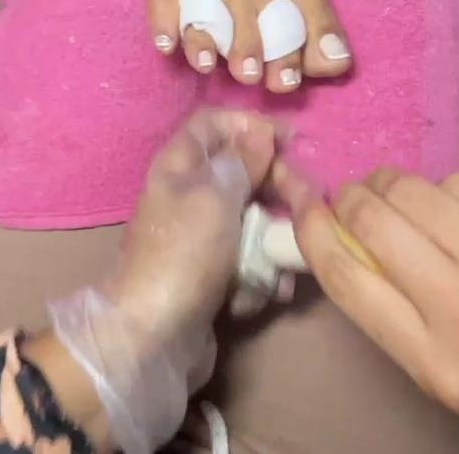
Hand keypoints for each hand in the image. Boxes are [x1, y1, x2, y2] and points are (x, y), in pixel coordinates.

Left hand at [43, 109, 279, 453]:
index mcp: (179, 164)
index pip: (213, 123)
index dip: (250, 125)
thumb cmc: (184, 252)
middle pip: (240, 171)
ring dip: (274, 240)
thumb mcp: (214, 195)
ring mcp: (201, 238)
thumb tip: (260, 132)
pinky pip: (248, 263)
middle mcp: (189, 195)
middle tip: (305, 202)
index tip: (290, 141)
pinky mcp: (213, 276)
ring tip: (287, 260)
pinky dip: (261, 276)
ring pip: (252, 221)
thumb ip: (241, 161)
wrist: (153, 335)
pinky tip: (271, 292)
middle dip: (276, 186)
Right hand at [283, 167, 458, 453]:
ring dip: (401, 186)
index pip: (342, 274)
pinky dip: (456, 190)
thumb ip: (412, 317)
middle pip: (368, 217)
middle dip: (354, 197)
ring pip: (413, 189)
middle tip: (363, 197)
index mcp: (441, 368)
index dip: (312, 228)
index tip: (305, 205)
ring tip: (418, 200)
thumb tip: (353, 243)